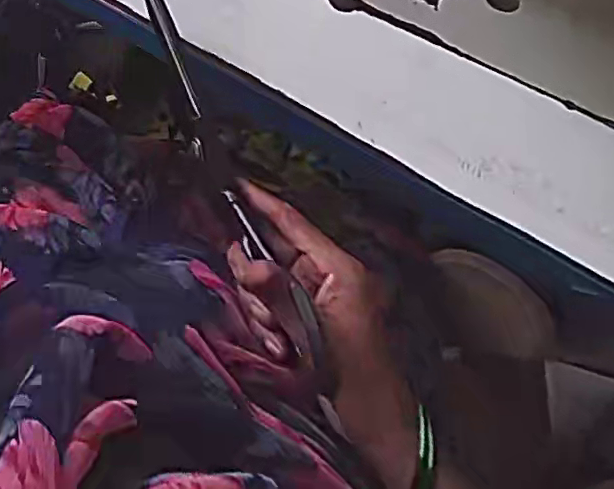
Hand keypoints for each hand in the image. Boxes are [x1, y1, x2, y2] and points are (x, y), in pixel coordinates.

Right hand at [237, 180, 418, 488]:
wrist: (378, 429)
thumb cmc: (360, 381)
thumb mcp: (316, 333)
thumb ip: (277, 293)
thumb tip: (245, 261)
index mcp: (338, 268)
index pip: (292, 222)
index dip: (262, 201)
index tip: (235, 184)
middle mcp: (323, 275)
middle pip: (268, 252)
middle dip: (255, 280)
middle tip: (261, 309)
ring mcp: (312, 294)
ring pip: (261, 280)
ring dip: (259, 309)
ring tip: (277, 340)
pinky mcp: (302, 314)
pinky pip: (266, 303)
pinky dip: (264, 322)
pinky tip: (279, 347)